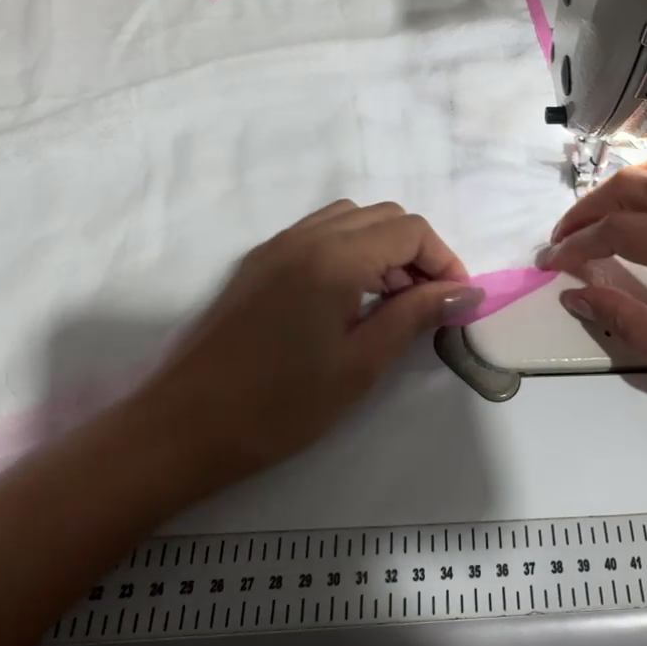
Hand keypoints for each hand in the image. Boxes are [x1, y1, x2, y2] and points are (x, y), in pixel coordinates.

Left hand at [127, 201, 484, 492]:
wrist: (181, 429)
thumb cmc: (279, 406)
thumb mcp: (360, 365)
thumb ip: (414, 316)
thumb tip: (465, 292)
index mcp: (334, 257)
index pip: (409, 231)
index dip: (444, 260)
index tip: (457, 301)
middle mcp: (304, 237)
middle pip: (381, 217)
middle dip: (416, 252)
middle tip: (427, 303)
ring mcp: (275, 247)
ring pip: (348, 220)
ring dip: (381, 248)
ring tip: (389, 303)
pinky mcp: (256, 264)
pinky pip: (317, 235)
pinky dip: (347, 252)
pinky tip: (346, 302)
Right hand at [538, 163, 646, 442]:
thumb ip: (624, 320)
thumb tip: (575, 293)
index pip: (621, 230)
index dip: (577, 244)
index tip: (548, 264)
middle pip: (637, 188)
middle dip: (590, 209)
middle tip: (562, 239)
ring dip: (621, 195)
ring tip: (594, 225)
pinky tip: (645, 217)